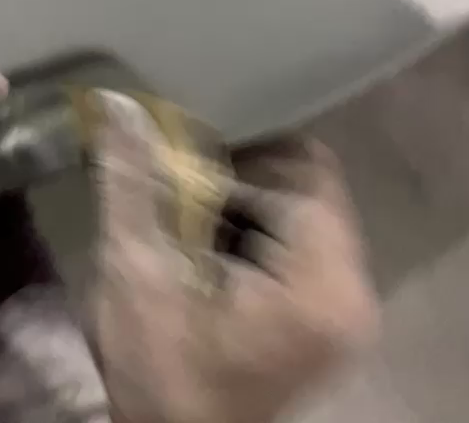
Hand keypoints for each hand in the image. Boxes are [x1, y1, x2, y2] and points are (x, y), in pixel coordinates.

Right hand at [89, 94, 377, 422]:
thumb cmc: (160, 364)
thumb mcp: (135, 264)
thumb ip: (131, 178)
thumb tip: (120, 103)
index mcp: (321, 282)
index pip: (307, 171)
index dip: (244, 146)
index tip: (181, 142)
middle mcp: (348, 292)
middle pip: (304, 189)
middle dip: (233, 169)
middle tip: (169, 167)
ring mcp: (335, 309)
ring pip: (293, 213)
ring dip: (233, 196)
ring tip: (174, 195)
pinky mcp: (313, 318)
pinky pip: (287, 242)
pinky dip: (240, 225)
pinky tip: (191, 233)